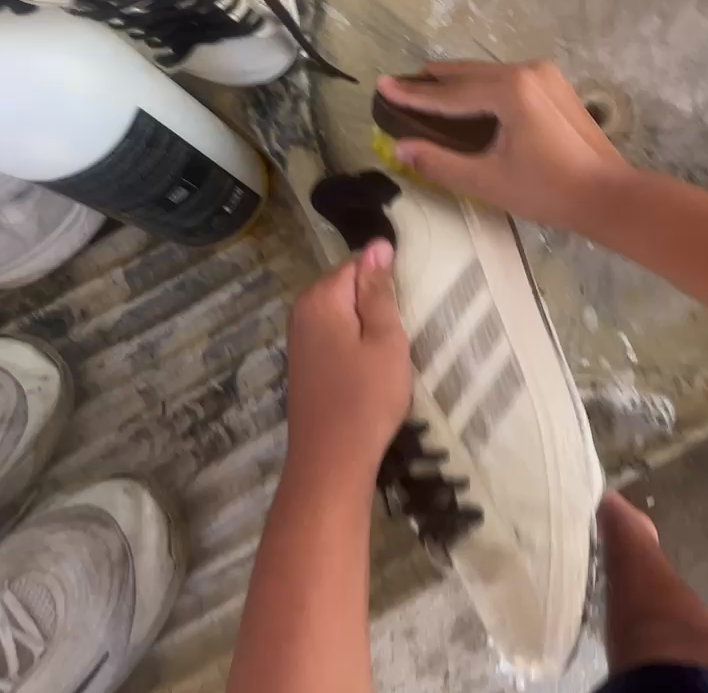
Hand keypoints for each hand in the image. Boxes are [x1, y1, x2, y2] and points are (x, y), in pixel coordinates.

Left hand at [283, 240, 411, 493]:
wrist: (331, 461)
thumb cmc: (366, 398)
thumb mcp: (386, 339)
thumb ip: (379, 291)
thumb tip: (378, 245)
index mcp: (321, 298)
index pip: (359, 264)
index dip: (387, 281)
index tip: (407, 306)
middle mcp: (303, 310)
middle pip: (348, 286)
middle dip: (376, 301)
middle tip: (402, 333)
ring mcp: (299, 337)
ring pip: (343, 312)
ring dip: (367, 324)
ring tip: (390, 350)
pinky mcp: (304, 361)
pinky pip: (335, 333)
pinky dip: (355, 342)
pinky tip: (370, 366)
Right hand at [377, 61, 629, 230]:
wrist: (607, 194)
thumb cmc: (547, 191)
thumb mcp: (487, 181)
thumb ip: (440, 163)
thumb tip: (400, 148)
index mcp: (510, 90)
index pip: (449, 93)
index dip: (412, 94)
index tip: (381, 85)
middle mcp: (527, 71)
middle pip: (468, 74)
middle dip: (433, 81)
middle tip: (398, 84)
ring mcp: (545, 75)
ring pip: (488, 74)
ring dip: (457, 81)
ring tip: (426, 86)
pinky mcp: (555, 85)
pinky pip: (507, 79)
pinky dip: (481, 86)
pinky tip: (467, 96)